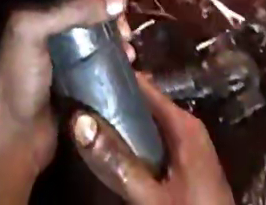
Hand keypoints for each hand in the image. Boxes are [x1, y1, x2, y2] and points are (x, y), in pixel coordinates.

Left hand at [0, 0, 126, 204]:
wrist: (13, 141)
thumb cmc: (16, 78)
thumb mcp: (32, 30)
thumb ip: (70, 8)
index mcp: (26, 3)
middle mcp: (42, 20)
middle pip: (83, 1)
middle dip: (106, 5)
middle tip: (122, 20)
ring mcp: (59, 48)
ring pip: (95, 26)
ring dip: (114, 29)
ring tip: (127, 41)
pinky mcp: (75, 73)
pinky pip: (100, 53)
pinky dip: (115, 51)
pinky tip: (128, 58)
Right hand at [70, 73, 233, 204]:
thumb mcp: (152, 197)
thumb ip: (118, 162)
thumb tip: (79, 120)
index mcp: (183, 124)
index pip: (143, 85)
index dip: (113, 77)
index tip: (83, 72)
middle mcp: (186, 128)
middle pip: (143, 104)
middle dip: (112, 103)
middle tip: (79, 100)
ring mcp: (186, 148)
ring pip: (146, 126)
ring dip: (120, 125)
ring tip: (86, 119)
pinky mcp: (184, 168)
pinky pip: (152, 143)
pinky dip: (131, 143)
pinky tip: (109, 150)